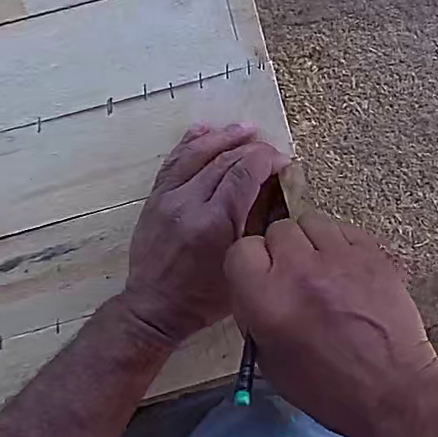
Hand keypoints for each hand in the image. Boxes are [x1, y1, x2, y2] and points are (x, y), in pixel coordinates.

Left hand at [117, 124, 289, 345]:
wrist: (154, 307)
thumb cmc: (203, 297)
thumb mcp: (240, 265)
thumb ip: (256, 226)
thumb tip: (274, 192)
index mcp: (214, 222)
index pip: (244, 174)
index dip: (267, 160)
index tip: (283, 161)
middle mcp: (189, 203)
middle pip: (224, 160)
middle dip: (252, 149)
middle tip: (271, 150)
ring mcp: (168, 198)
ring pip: (197, 153)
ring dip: (224, 137)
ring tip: (245, 129)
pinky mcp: (155, 198)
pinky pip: (174, 162)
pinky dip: (190, 143)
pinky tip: (205, 131)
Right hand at [224, 212, 437, 436]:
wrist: (392, 391)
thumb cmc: (329, 388)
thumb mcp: (269, 361)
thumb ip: (255, 314)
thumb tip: (255, 286)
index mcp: (267, 300)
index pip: (241, 250)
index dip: (249, 264)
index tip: (260, 276)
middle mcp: (299, 271)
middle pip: (277, 230)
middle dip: (281, 251)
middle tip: (294, 276)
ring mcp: (338, 258)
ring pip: (311, 222)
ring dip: (311, 243)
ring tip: (321, 269)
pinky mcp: (372, 253)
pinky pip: (344, 229)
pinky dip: (340, 244)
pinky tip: (346, 270)